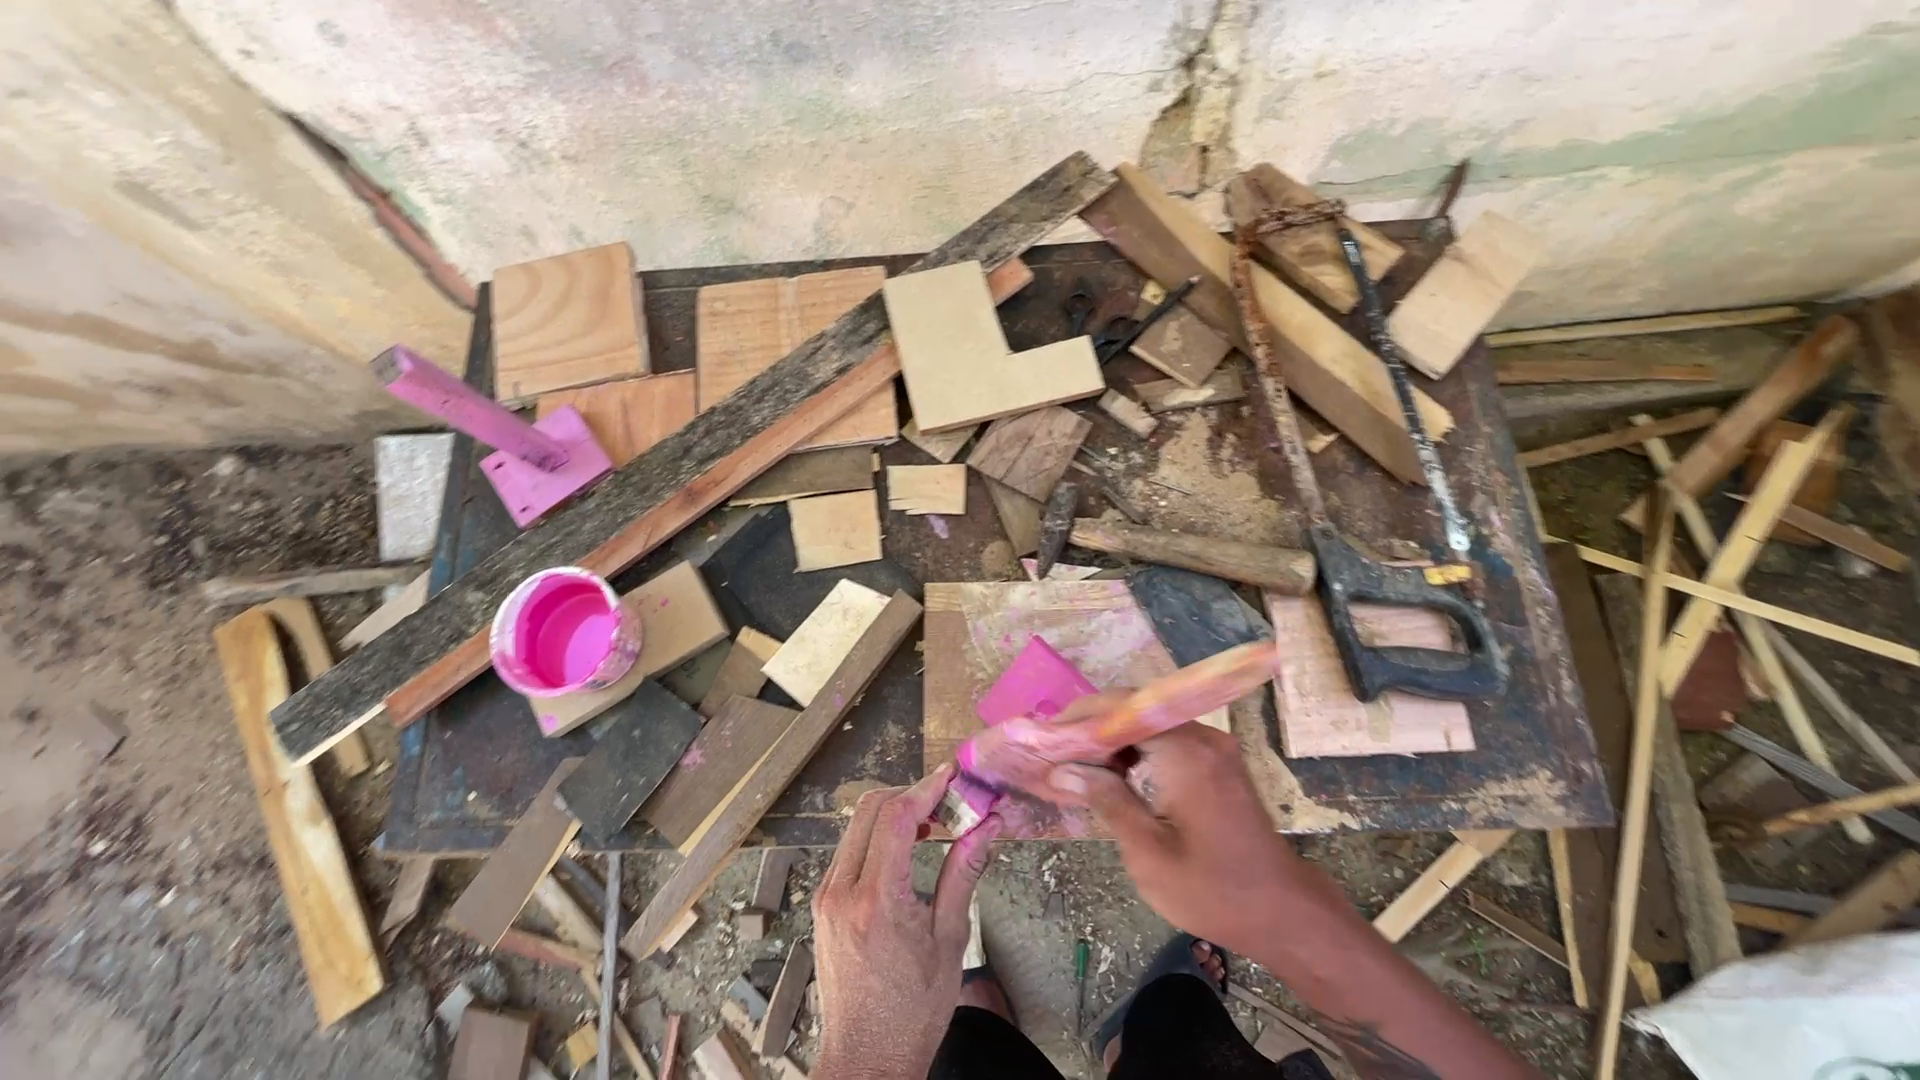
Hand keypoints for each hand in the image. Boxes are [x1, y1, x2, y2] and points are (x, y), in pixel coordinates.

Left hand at [812, 764, 1002, 1079]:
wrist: (866, 1056)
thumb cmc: (910, 1012)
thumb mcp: (949, 940)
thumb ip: (963, 873)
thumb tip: (986, 828)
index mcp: (877, 901)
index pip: (896, 817)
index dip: (927, 788)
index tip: (951, 776)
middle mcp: (842, 891)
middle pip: (870, 809)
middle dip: (911, 793)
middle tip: (947, 799)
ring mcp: (827, 896)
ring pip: (856, 825)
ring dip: (893, 812)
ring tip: (932, 822)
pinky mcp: (823, 903)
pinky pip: (849, 848)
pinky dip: (877, 835)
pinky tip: (905, 847)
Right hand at [1039, 703, 1305, 957]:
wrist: (1285, 912)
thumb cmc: (1213, 890)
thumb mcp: (1149, 853)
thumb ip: (1107, 801)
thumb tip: (1063, 769)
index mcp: (1185, 752)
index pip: (1121, 710)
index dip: (1079, 718)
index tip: (1044, 737)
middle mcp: (1202, 737)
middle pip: (1136, 709)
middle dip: (1092, 724)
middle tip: (1053, 749)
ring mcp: (1214, 748)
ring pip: (1151, 722)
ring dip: (1113, 736)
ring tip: (1074, 761)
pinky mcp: (1218, 763)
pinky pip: (1169, 738)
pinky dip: (1137, 748)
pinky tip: (1113, 773)